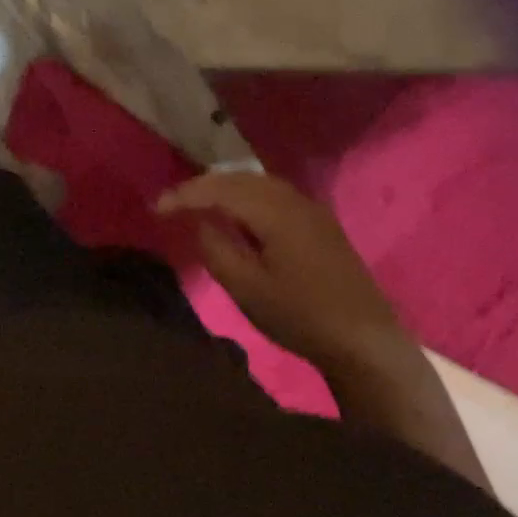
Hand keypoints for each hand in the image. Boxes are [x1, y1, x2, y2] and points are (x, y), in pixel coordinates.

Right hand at [157, 171, 412, 372]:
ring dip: (224, 189)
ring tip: (196, 205)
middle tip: (171, 204)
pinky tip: (234, 215)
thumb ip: (216, 249)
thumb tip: (198, 222)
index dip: (185, 195)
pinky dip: (245, 198)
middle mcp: (295, 201)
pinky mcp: (319, 225)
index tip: (155, 208)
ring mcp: (311, 211)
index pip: (221, 190)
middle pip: (241, 178)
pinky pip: (273, 196)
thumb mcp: (246, 288)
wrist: (362, 337)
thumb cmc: (299, 315)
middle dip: (202, 186)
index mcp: (276, 213)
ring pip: (259, 185)